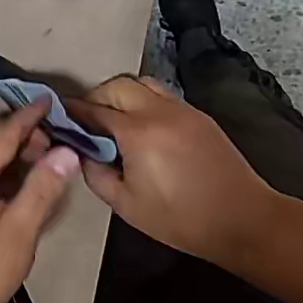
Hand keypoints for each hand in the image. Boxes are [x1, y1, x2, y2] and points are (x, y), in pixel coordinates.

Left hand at [0, 99, 79, 302]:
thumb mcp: (20, 231)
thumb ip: (43, 188)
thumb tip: (66, 152)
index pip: (2, 134)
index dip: (28, 117)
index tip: (49, 100)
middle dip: (16, 131)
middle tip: (49, 137)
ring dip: (3, 150)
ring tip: (35, 159)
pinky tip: (10, 184)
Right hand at [67, 76, 283, 267]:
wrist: (242, 219)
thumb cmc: (180, 218)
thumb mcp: (126, 205)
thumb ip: (96, 174)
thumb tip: (82, 153)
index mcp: (138, 132)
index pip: (95, 110)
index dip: (74, 111)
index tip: (59, 116)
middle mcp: (159, 111)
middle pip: (118, 85)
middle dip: (96, 97)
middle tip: (86, 119)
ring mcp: (183, 110)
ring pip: (143, 83)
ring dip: (122, 94)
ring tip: (114, 119)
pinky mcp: (199, 116)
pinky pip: (162, 95)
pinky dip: (144, 101)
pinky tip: (141, 126)